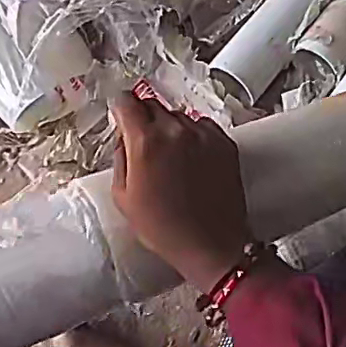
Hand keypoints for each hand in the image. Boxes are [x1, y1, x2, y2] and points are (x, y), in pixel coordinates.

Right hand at [110, 91, 254, 287]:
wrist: (210, 244)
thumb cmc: (165, 228)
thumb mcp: (123, 197)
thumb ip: (120, 157)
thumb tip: (123, 137)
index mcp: (145, 141)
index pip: (128, 102)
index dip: (122, 108)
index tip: (122, 114)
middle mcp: (176, 130)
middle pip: (154, 105)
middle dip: (145, 119)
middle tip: (145, 144)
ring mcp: (204, 135)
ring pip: (179, 116)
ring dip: (171, 129)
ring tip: (172, 160)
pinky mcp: (225, 143)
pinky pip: (203, 128)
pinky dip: (195, 137)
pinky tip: (192, 162)